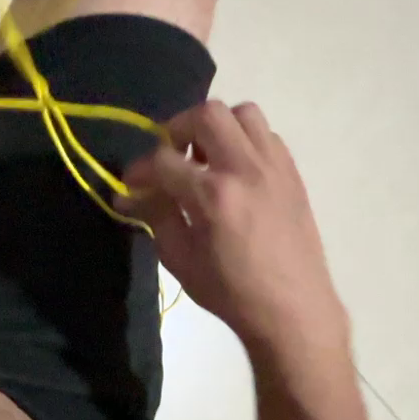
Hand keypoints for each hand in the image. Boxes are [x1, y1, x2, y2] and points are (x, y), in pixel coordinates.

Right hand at [124, 101, 348, 363]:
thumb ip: (154, 217)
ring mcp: (273, 166)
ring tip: (204, 160)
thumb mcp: (179, 258)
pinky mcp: (291, 172)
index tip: (130, 185)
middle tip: (169, 158)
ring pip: (243, 113)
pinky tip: (232, 173)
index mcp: (212, 194)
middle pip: (207, 115)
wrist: (290, 306)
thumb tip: (127, 196)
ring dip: (216, 128)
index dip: (138, 170)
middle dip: (178, 129)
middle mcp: (245, 168)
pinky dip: (242, 142)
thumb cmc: (228, 289)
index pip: (163, 160)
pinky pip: (265, 135)